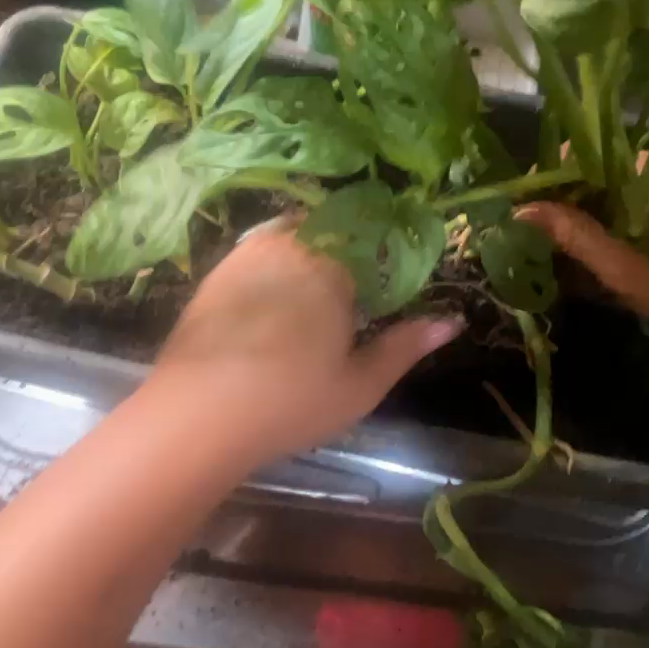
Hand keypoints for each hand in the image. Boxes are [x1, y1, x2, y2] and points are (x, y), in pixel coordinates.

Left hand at [141, 218, 462, 462]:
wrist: (196, 415)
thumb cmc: (290, 401)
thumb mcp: (360, 383)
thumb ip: (405, 345)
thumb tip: (452, 320)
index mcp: (331, 264)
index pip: (373, 240)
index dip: (387, 260)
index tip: (391, 289)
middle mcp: (288, 245)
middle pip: (331, 231)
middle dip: (349, 253)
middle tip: (357, 295)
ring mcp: (245, 256)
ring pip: (291, 238)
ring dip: (310, 256)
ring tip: (317, 298)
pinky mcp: (214, 276)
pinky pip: (257, 255)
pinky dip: (275, 269)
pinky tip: (274, 306)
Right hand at [515, 158, 648, 319]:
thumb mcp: (625, 265)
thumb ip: (573, 236)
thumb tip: (518, 211)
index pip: (577, 157)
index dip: (542, 184)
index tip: (516, 216)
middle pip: (588, 180)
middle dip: (555, 210)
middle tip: (526, 245)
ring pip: (602, 203)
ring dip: (574, 229)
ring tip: (547, 261)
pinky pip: (622, 222)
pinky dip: (599, 241)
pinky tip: (581, 270)